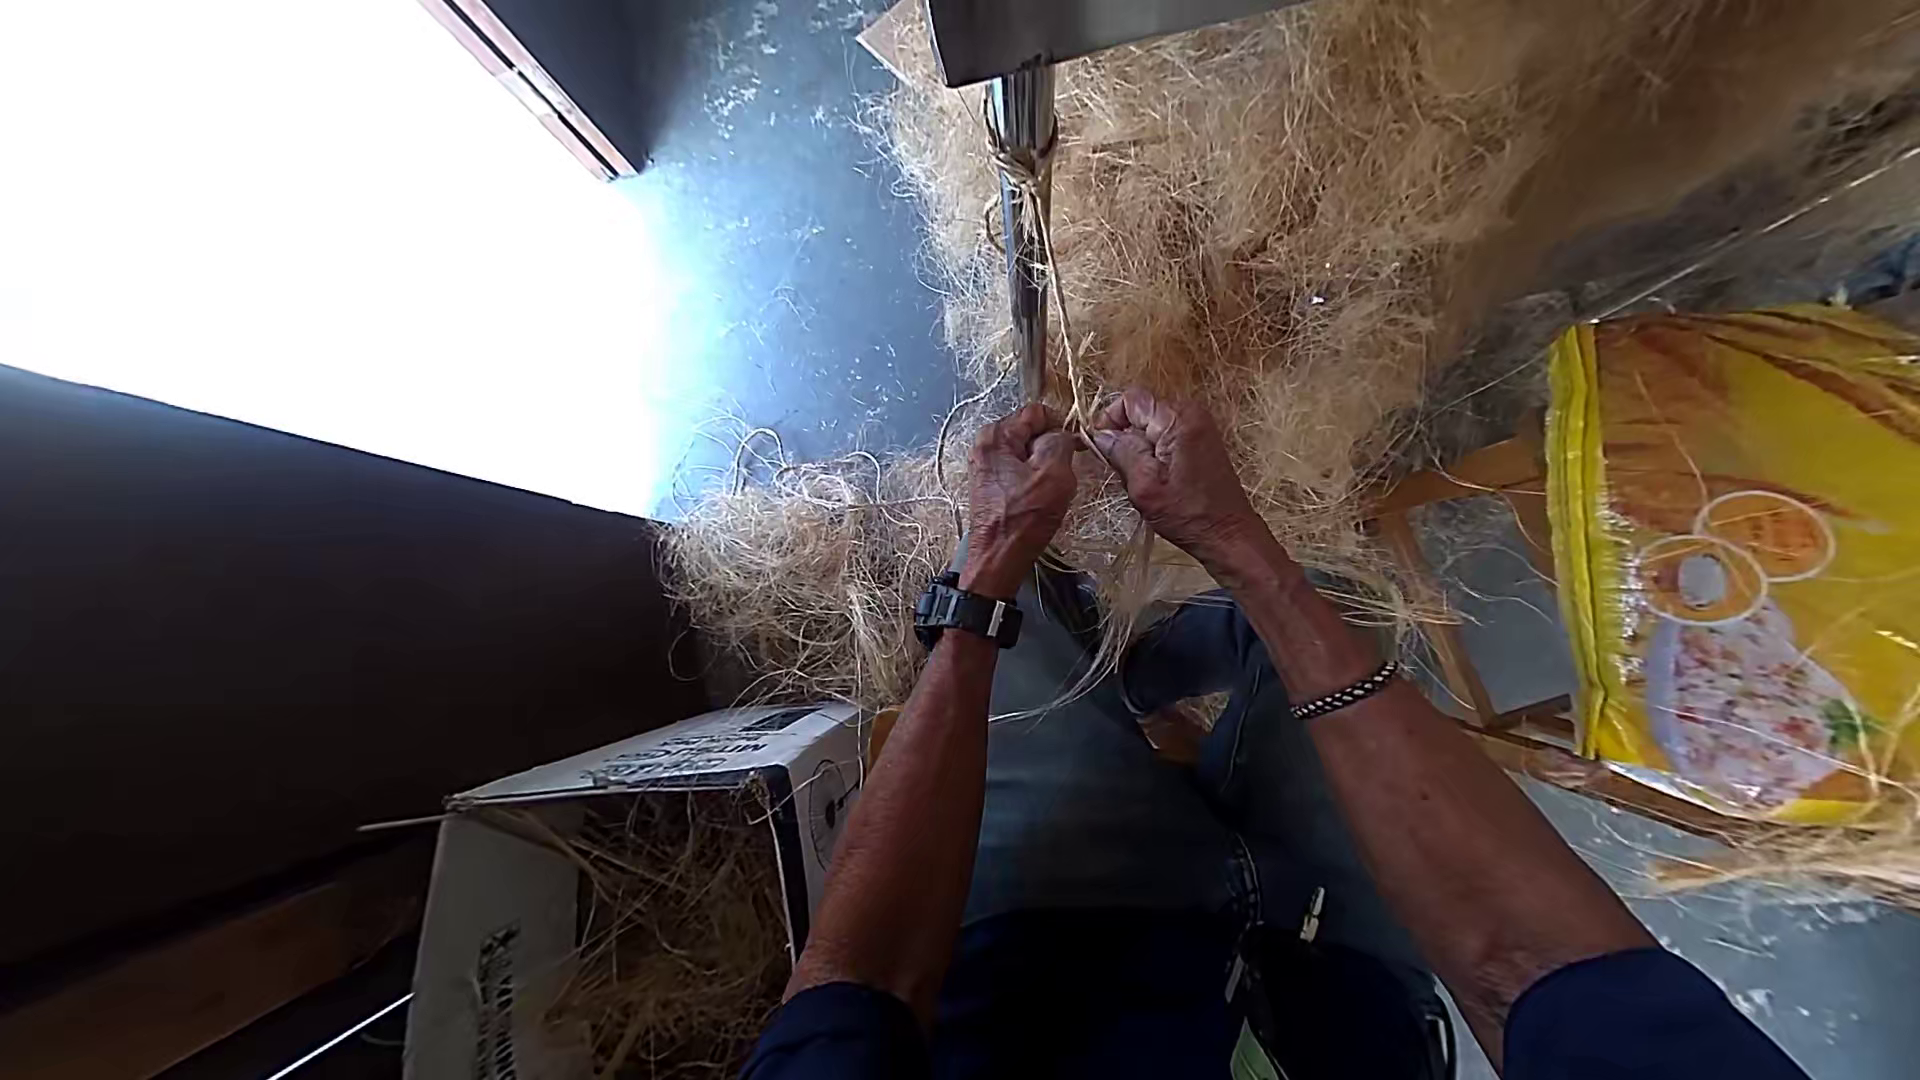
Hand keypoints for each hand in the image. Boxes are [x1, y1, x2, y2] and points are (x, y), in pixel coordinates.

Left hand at [962, 403, 1076, 598]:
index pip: (1037, 412)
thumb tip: (1061, 434)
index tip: (1074, 446)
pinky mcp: (990, 485)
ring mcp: (985, 466)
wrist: (999, 557)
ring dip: (1044, 467)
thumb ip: (1060, 441)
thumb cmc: (1024, 518)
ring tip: (1050, 489)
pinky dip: (1033, 480)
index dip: (1060, 425)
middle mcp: (984, 446)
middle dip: (1051, 448)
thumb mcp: (1053, 473)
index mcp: (995, 436)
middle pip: (1030, 432)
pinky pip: (1019, 471)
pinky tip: (1038, 498)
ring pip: (1027, 454)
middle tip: (1062, 472)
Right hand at [1089, 387, 1272, 571]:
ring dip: (1137, 446)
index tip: (1102, 447)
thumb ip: (1121, 453)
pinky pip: (1164, 434)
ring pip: (1150, 424)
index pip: (1131, 399)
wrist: (1226, 533)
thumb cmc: (1187, 514)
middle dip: (1124, 435)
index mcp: (1178, 420)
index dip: (1109, 419)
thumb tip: (1099, 434)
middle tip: (1122, 468)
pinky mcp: (1201, 439)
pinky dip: (1152, 451)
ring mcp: (1199, 425)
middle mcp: (1191, 413)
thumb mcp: (1144, 486)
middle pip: (1141, 410)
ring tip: (1139, 476)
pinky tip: (1154, 476)